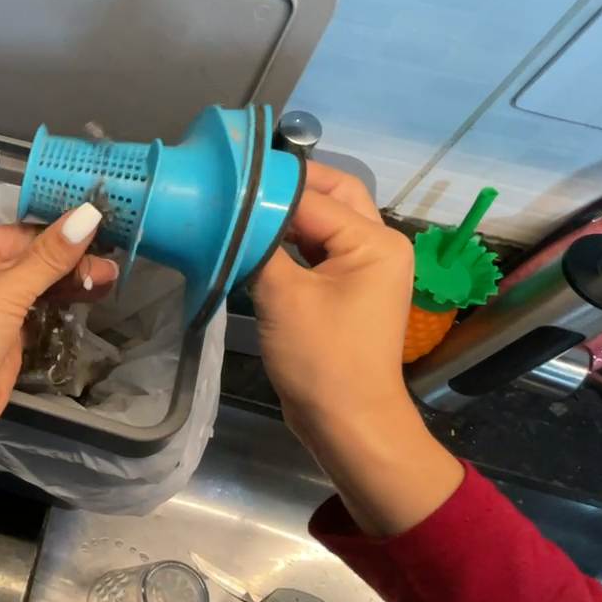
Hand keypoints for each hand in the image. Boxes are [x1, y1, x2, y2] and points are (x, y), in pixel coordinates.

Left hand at [0, 203, 117, 469]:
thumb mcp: (7, 288)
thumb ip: (50, 255)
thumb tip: (89, 212)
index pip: (21, 234)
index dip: (58, 231)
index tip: (101, 227)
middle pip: (33, 260)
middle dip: (71, 260)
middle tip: (112, 264)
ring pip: (39, 287)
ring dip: (72, 283)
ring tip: (111, 279)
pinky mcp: (9, 338)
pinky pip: (40, 313)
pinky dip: (63, 305)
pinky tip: (92, 297)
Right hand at [253, 163, 414, 421]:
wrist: (346, 419)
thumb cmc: (320, 357)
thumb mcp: (283, 296)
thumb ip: (260, 247)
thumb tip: (235, 216)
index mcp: (374, 241)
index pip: (315, 198)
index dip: (269, 189)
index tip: (224, 182)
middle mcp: (377, 246)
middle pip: (332, 197)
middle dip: (288, 189)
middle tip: (239, 190)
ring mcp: (363, 270)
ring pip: (323, 224)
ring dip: (286, 217)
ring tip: (240, 214)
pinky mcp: (345, 290)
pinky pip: (316, 251)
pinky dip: (288, 243)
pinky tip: (255, 246)